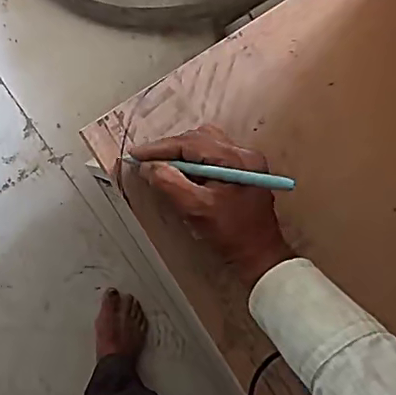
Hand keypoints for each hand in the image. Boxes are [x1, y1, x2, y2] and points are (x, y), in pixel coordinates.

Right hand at [128, 125, 294, 288]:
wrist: (260, 256)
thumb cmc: (230, 234)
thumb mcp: (195, 208)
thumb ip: (169, 183)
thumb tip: (147, 166)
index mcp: (236, 159)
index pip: (191, 143)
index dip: (159, 148)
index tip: (135, 155)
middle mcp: (244, 154)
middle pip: (198, 138)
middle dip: (169, 148)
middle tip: (146, 160)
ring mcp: (245, 162)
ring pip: (205, 144)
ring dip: (180, 152)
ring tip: (161, 165)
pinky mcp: (242, 172)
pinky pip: (211, 155)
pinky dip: (192, 160)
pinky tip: (181, 173)